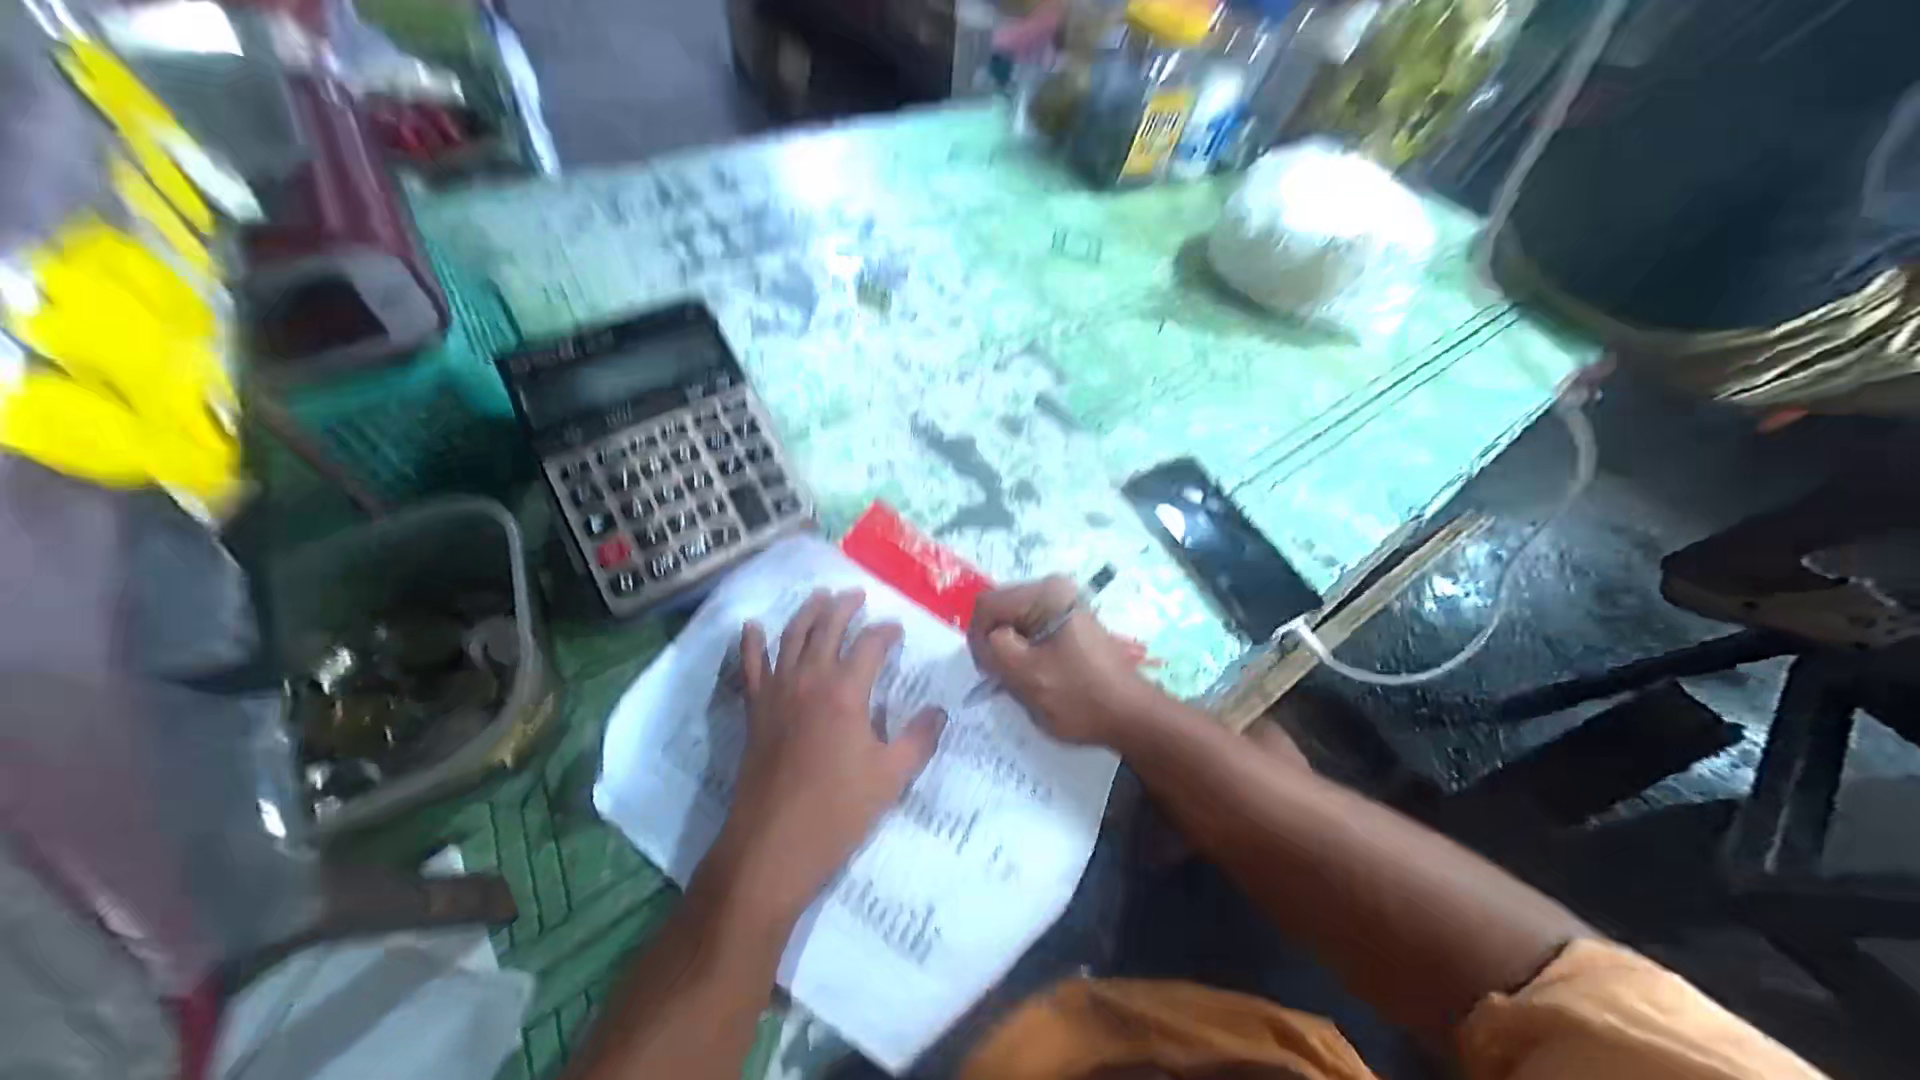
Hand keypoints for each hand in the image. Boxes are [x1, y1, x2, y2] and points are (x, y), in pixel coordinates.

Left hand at [702, 590, 946, 922]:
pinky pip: (750, 666)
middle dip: (843, 607)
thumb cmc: (838, 811)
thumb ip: (919, 739)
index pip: (869, 645)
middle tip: (856, 595)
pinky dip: (752, 642)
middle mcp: (809, 680)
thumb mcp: (891, 777)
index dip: (885, 632)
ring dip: (806, 612)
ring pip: (790, 637)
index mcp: (846, 692)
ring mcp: (776, 692)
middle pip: (826, 628)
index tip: (896, 630)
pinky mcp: (755, 710)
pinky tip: (753, 626)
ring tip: (819, 596)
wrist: (772, 846)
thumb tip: (939, 712)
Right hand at [967, 577, 1166, 745]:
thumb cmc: (1079, 697)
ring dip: (1010, 652)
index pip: (987, 605)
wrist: (1132, 717)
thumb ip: (993, 648)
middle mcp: (1055, 589)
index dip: (978, 638)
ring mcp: (1065, 605)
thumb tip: (986, 639)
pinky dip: (1026, 653)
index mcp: (1046, 593)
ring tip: (1023, 680)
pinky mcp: (1070, 623)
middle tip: (1003, 678)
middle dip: (995, 643)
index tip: (988, 671)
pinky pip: (1032, 632)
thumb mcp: (1025, 675)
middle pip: (1001, 611)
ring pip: (1014, 624)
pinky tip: (1038, 676)